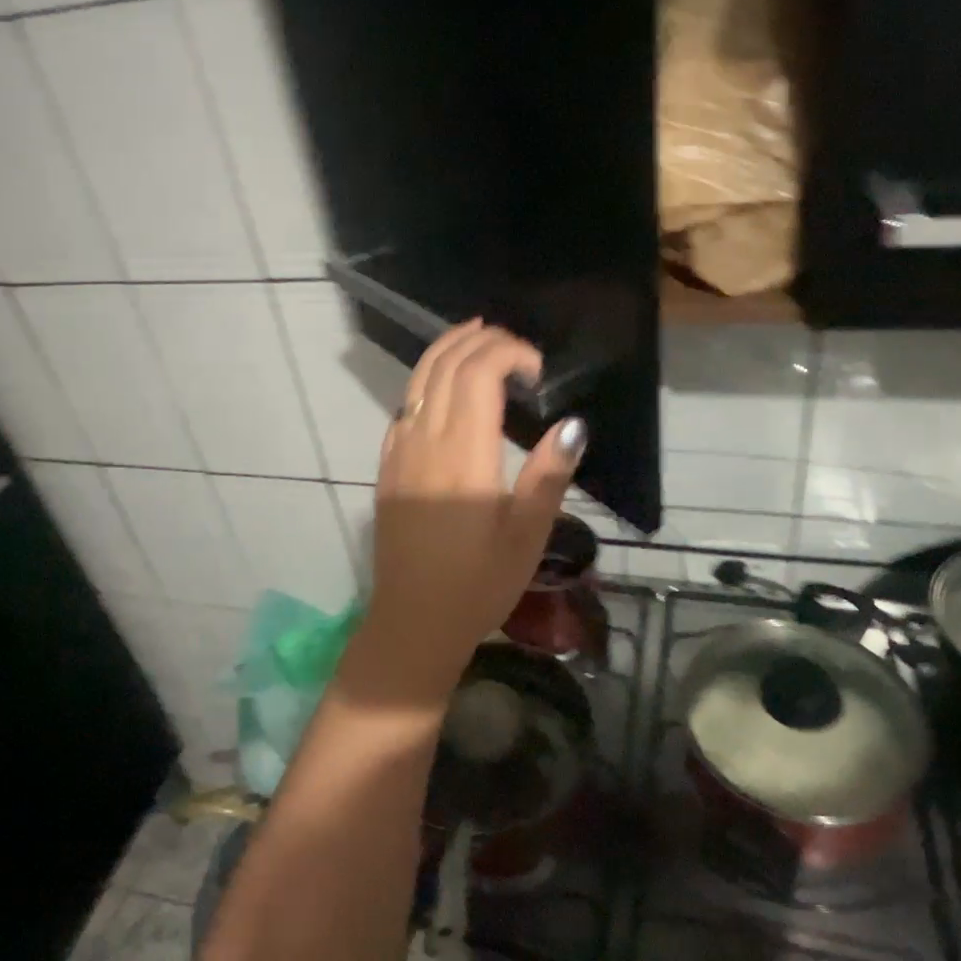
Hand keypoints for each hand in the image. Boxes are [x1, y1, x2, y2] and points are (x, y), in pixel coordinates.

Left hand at [357, 320, 587, 697]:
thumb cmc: (477, 584)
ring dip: (446, 351)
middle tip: (512, 344)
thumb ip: (548, 476)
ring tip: (475, 337)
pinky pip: (404, 406)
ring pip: (417, 380)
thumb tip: (573, 424)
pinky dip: (425, 381)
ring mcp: (398, 452)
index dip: (508, 353)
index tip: (537, 370)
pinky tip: (442, 390)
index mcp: (463, 454)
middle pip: (445, 366)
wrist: (413, 622)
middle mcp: (424, 441)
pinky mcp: (387, 468)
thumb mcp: (526, 537)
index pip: (478, 374)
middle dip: (479, 341)